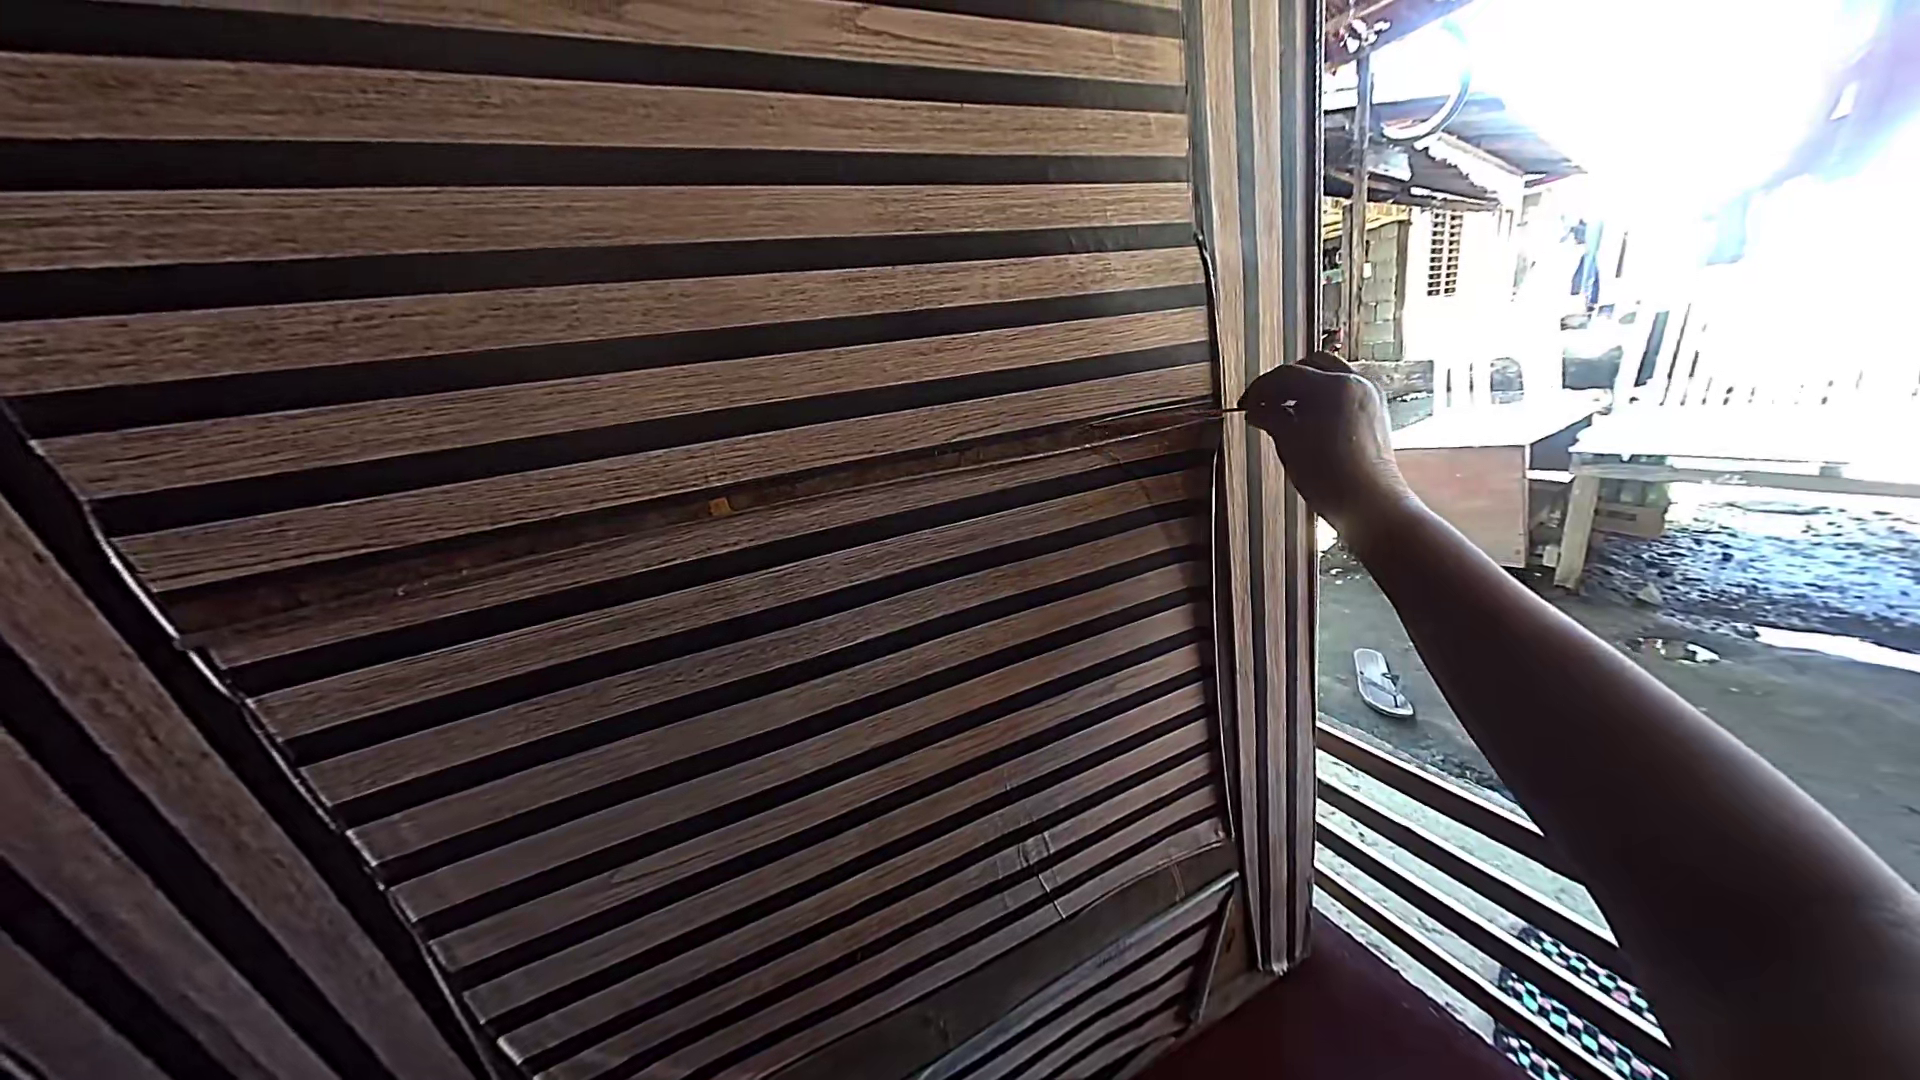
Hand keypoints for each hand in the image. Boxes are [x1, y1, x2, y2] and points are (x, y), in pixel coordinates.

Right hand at [1237, 351, 1414, 536]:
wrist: (1367, 500)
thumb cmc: (1327, 473)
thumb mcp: (1288, 442)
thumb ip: (1270, 418)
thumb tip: (1255, 411)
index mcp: (1330, 386)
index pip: (1285, 374)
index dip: (1259, 389)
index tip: (1245, 404)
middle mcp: (1353, 382)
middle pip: (1310, 365)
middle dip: (1283, 381)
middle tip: (1263, 401)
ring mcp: (1367, 394)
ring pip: (1329, 374)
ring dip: (1303, 387)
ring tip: (1282, 411)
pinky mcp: (1373, 410)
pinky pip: (1342, 390)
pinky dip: (1321, 397)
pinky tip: (1305, 419)